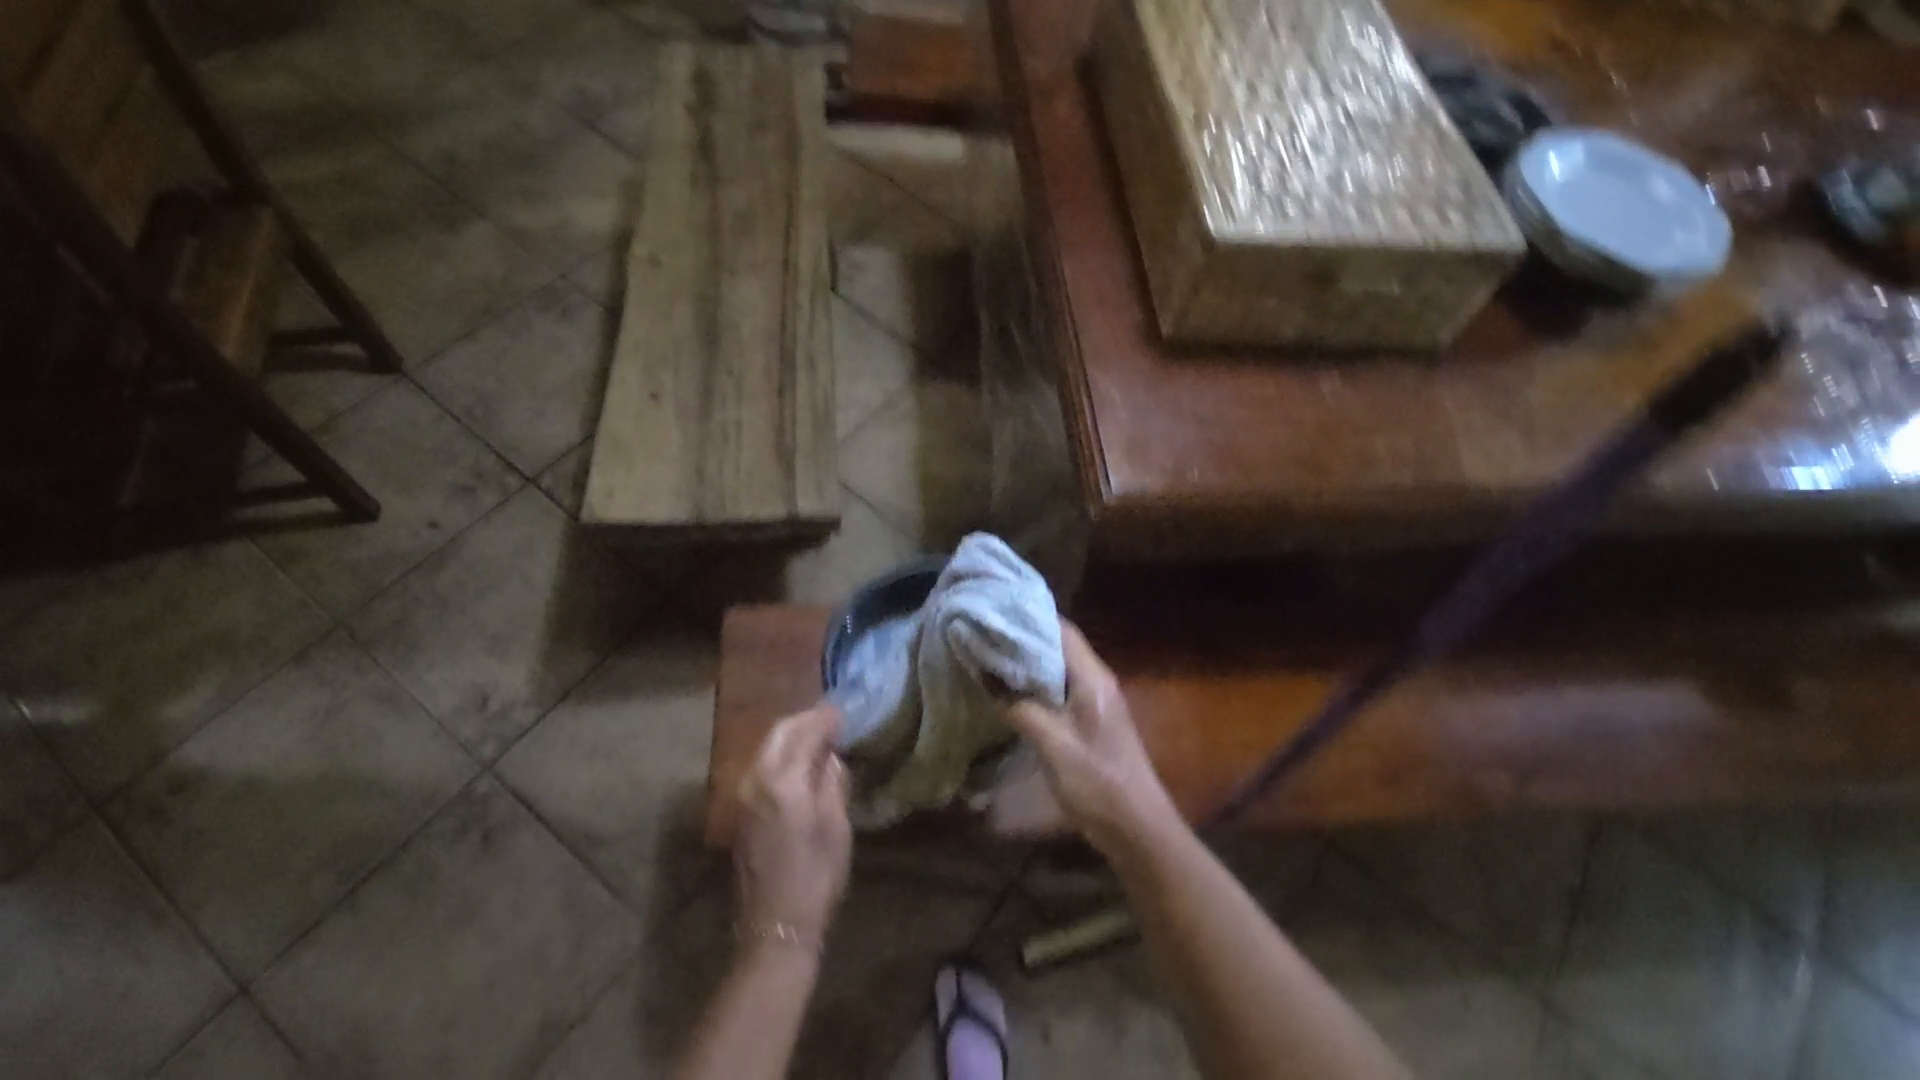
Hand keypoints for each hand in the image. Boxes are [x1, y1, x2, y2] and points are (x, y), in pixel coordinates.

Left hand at [734, 704, 852, 952]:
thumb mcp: (836, 828)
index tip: (841, 713)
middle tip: (829, 719)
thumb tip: (830, 757)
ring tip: (817, 738)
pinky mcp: (740, 814)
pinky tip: (799, 765)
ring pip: (765, 750)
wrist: (774, 927)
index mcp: (783, 782)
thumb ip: (832, 784)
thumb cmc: (815, 879)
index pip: (802, 734)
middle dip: (803, 722)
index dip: (823, 720)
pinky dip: (780, 756)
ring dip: (790, 738)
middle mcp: (755, 782)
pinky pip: (760, 769)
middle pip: (777, 735)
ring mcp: (742, 798)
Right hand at [1004, 623, 1179, 857]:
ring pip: (1056, 670)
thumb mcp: (1053, 744)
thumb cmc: (1098, 782)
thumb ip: (1020, 706)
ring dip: (1025, 663)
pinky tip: (1006, 693)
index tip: (991, 611)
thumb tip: (984, 673)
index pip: (1061, 629)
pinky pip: (1058, 692)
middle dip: (1021, 638)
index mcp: (1093, 679)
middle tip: (979, 633)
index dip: (1028, 617)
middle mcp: (1096, 682)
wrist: (1137, 828)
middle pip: (1057, 646)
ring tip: (985, 657)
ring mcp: (1095, 703)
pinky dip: (1033, 686)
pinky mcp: (1089, 723)